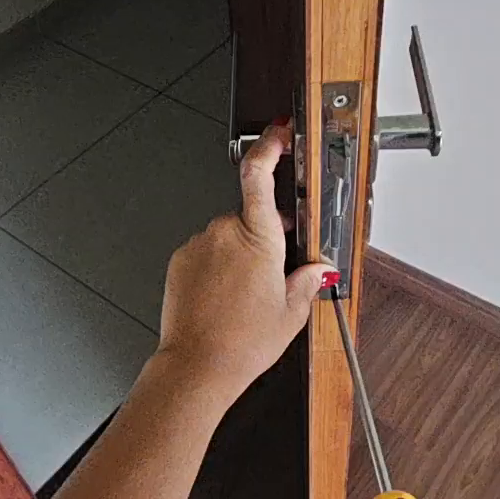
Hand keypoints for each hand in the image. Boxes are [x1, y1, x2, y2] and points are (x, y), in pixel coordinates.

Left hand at [152, 123, 331, 406]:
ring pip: (227, 237)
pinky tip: (224, 297)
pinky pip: (206, 252)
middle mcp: (224, 233)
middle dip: (263, 237)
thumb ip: (307, 280)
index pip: (259, 175)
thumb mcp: (290, 312)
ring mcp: (199, 245)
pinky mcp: (181, 259)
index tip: (279, 132)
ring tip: (243, 297)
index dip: (269, 146)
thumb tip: (319, 268)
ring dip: (238, 255)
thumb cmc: (241, 343)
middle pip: (249, 217)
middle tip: (271, 274)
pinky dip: (217, 267)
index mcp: (258, 239)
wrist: (197, 366)